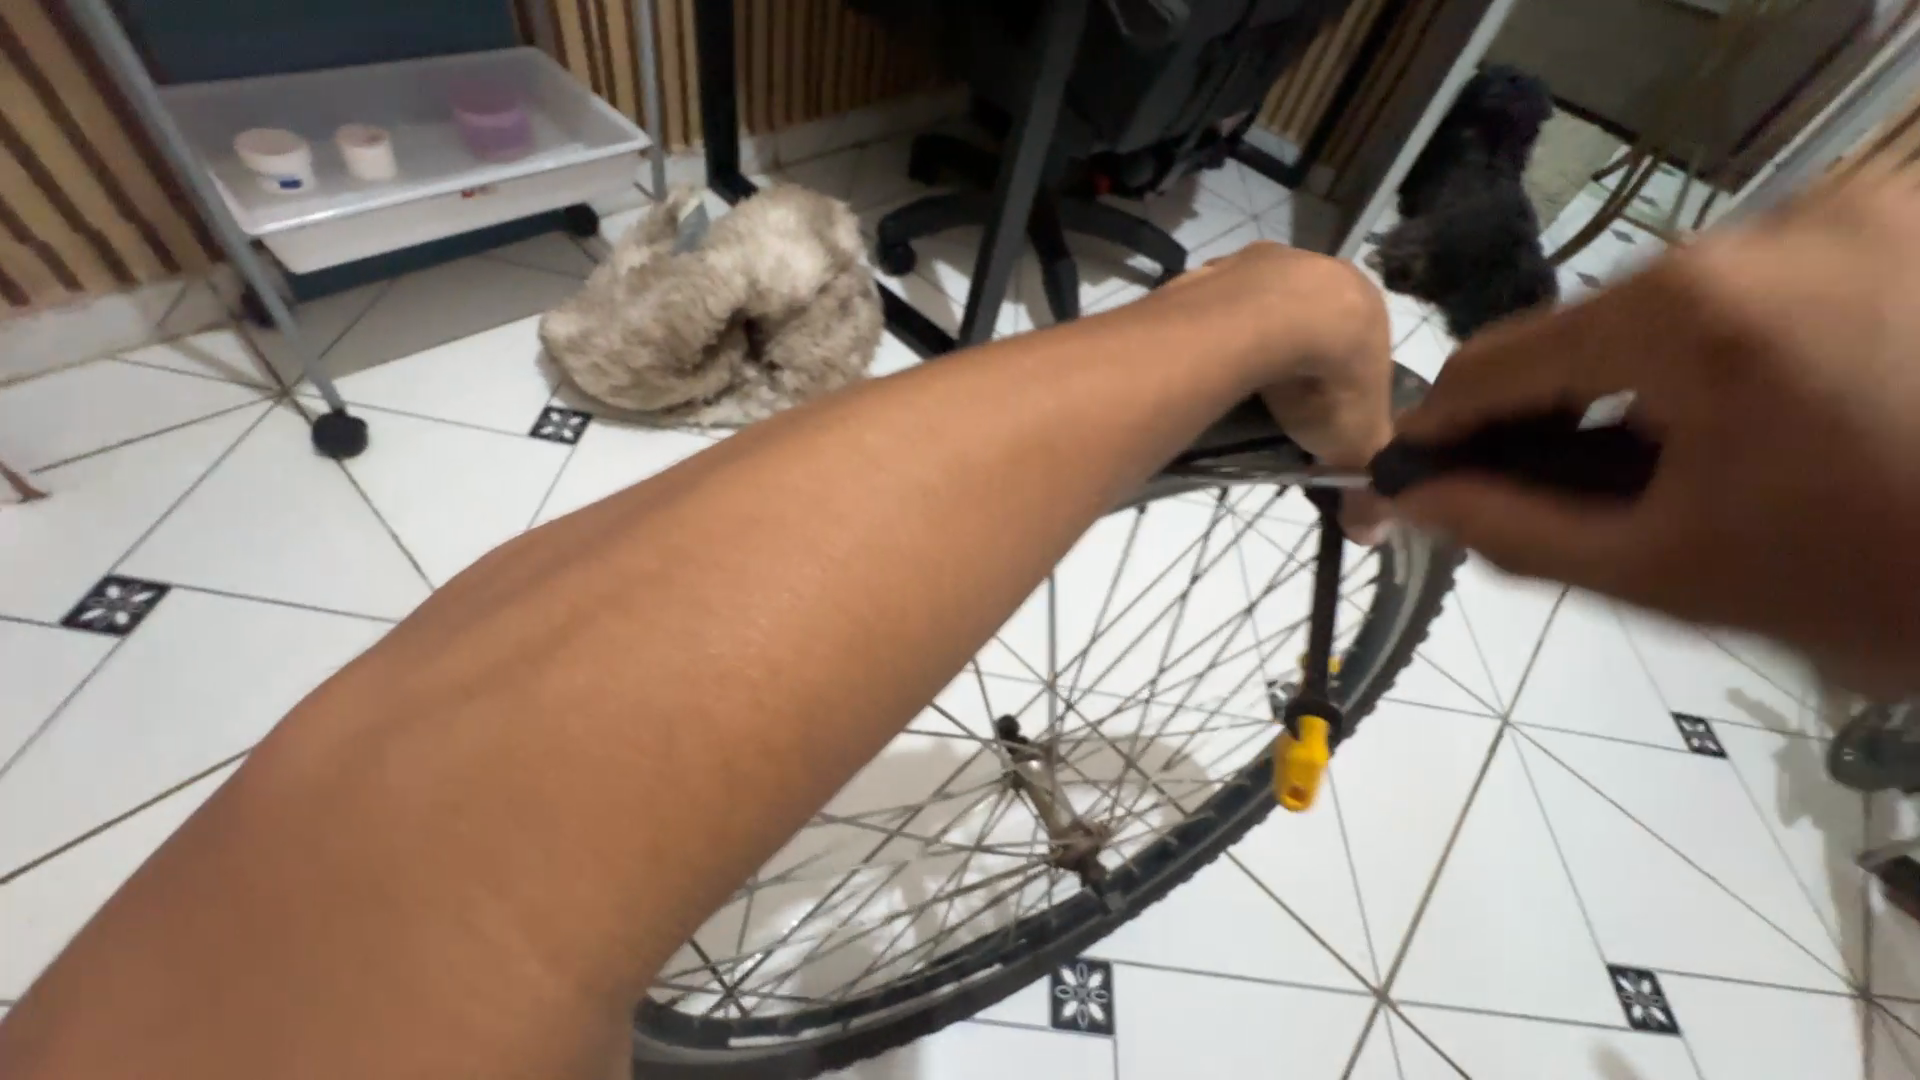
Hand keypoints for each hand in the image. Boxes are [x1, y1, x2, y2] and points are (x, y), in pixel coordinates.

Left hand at [1148, 241, 1396, 540]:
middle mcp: (1311, 270)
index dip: (1336, 380)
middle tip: (1267, 402)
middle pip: (1299, 322)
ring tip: (1228, 386)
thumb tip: (1373, 533)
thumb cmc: (1326, 379)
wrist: (1267, 323)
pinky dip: (1205, 335)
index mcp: (1360, 302)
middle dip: (1285, 359)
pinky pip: (1206, 309)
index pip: (1353, 345)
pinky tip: (1198, 363)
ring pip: (1250, 310)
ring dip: (1241, 342)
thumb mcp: (1352, 439)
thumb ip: (1366, 478)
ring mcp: (1254, 265)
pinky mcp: (1207, 272)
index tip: (1313, 412)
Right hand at [1392, 174, 1919, 691]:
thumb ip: (1507, 528)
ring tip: (1648, 462)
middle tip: (1541, 488)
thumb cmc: (1888, 584)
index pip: (1493, 362)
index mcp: (1690, 312)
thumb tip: (1409, 496)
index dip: (1437, 424)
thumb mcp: (1662, 573)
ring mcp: (1852, 211)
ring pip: (1654, 311)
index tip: (1410, 471)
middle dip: (1540, 413)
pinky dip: (1701, 357)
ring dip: (1622, 384)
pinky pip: (1740, 292)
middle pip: (1576, 332)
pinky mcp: (1901, 223)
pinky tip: (1731, 417)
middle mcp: (1766, 227)